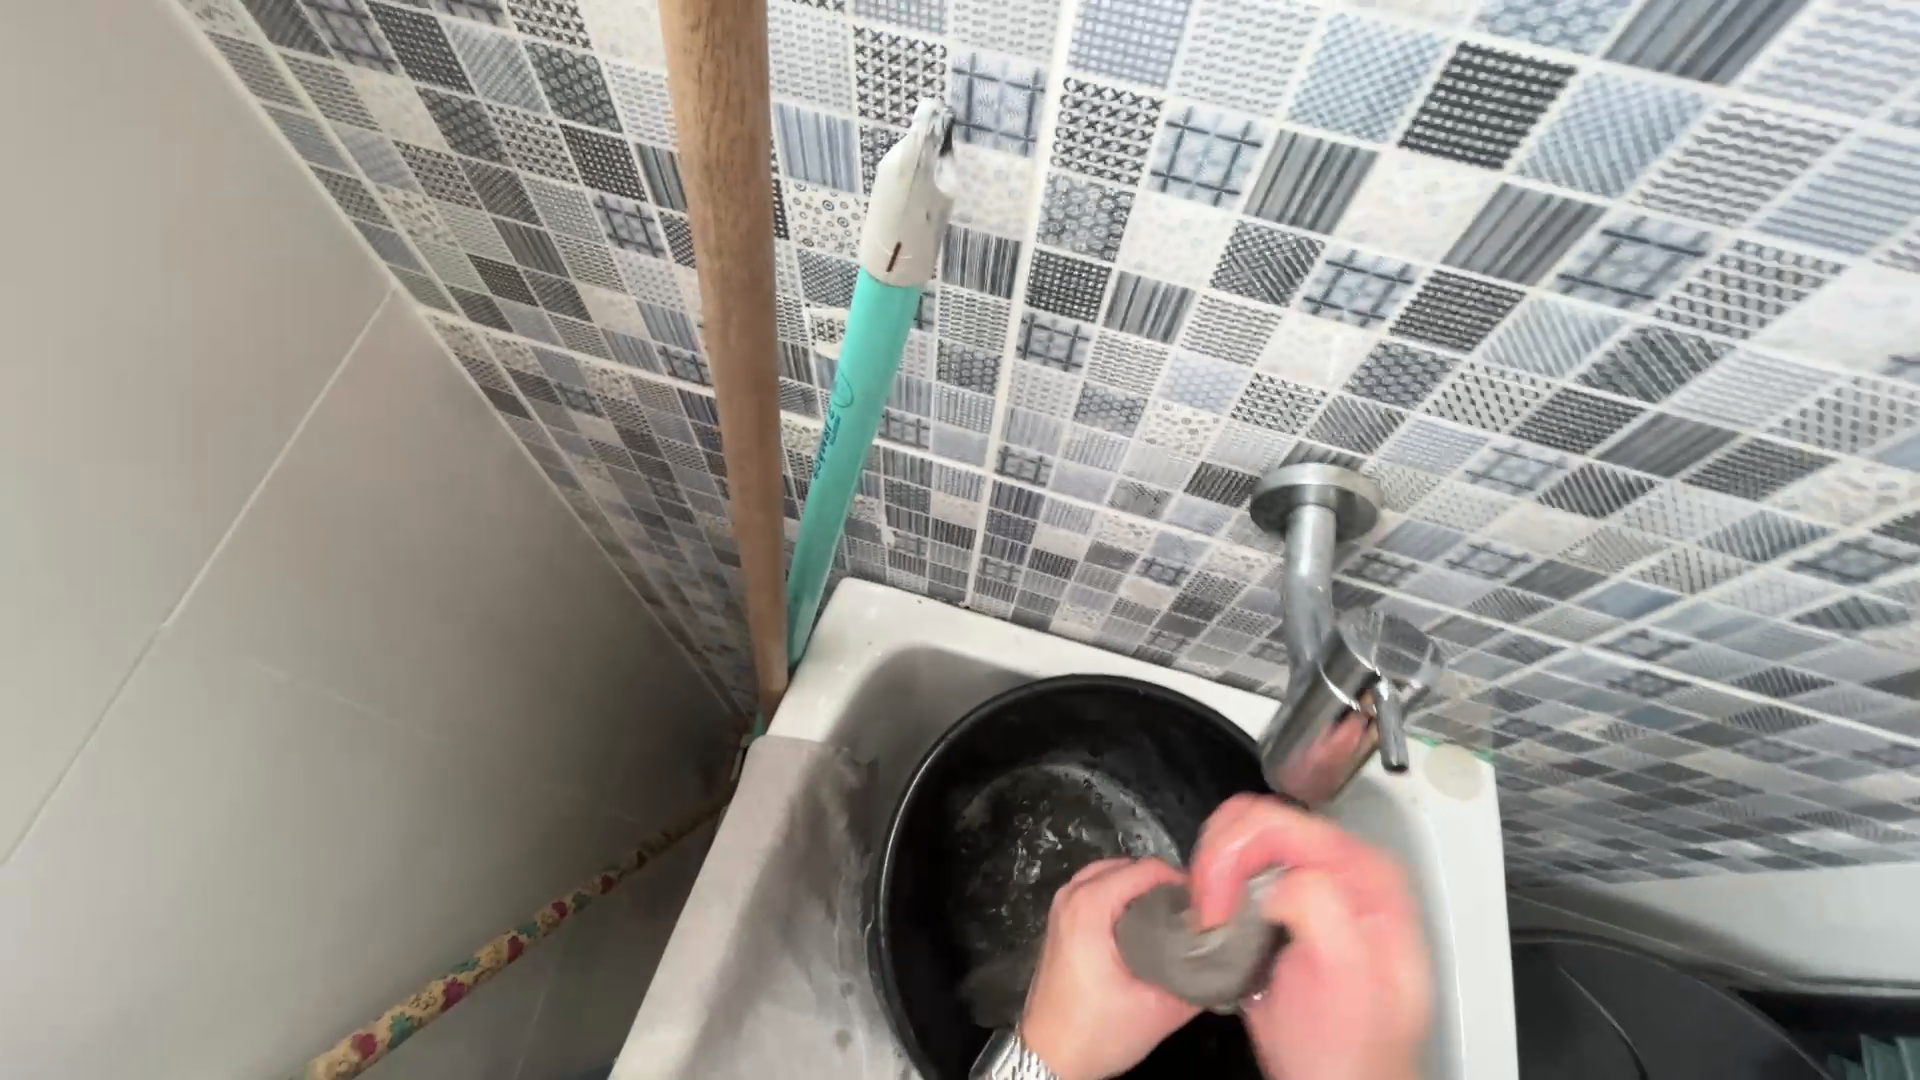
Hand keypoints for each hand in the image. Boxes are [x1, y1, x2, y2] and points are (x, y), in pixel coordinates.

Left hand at [1019, 858, 1200, 1079]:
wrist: (1048, 1057)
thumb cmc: (1096, 1031)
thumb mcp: (1155, 1012)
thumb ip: (1195, 984)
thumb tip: (1224, 963)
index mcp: (1090, 905)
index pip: (1144, 869)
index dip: (1179, 880)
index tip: (1204, 903)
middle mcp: (1072, 894)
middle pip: (1125, 866)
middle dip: (1159, 882)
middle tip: (1190, 910)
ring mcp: (1061, 905)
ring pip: (1108, 874)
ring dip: (1138, 887)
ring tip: (1170, 915)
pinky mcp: (1060, 920)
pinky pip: (1094, 889)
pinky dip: (1119, 895)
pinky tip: (1142, 923)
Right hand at [1189, 795, 1430, 1079]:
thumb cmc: (1348, 1052)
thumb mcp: (1349, 981)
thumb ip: (1322, 911)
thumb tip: (1280, 882)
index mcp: (1365, 875)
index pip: (1278, 822)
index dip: (1234, 855)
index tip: (1217, 905)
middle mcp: (1343, 865)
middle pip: (1255, 817)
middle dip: (1217, 858)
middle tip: (1207, 909)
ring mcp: (1313, 875)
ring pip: (1239, 830)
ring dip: (1212, 868)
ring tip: (1210, 915)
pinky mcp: (1286, 890)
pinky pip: (1235, 857)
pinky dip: (1213, 877)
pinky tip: (1216, 914)